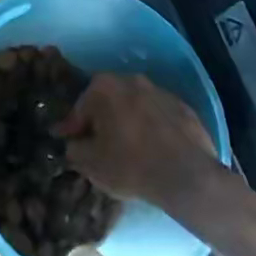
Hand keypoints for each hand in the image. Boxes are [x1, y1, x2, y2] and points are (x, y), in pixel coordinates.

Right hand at [56, 72, 222, 208]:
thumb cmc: (131, 165)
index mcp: (104, 87)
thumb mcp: (90, 164)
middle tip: (99, 146)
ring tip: (128, 149)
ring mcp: (161, 91)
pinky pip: (159, 117)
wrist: (187, 176)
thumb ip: (74, 149)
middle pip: (108, 102)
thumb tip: (75, 144)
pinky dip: (152, 128)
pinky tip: (153, 150)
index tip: (68, 142)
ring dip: (128, 122)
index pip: (79, 109)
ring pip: (135, 106)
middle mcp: (131, 79)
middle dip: (102, 121)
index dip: (72, 129)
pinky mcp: (183, 107)